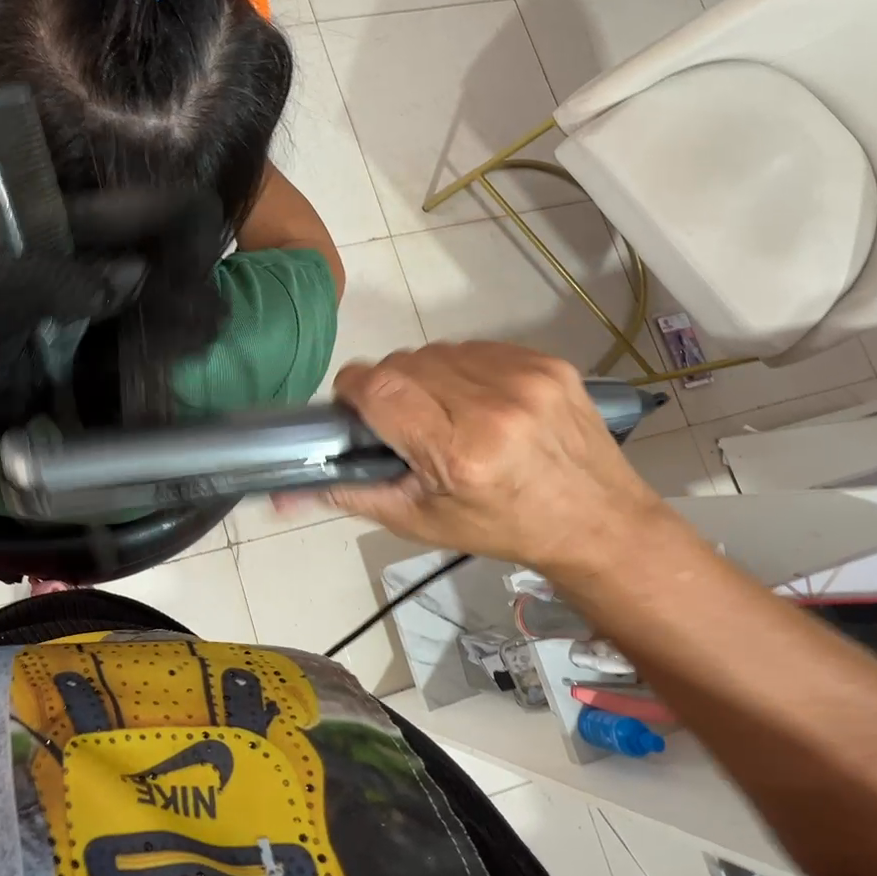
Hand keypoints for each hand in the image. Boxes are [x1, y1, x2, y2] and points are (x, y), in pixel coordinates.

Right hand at [309, 342, 671, 573]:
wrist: (598, 522)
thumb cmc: (499, 527)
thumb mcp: (417, 521)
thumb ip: (346, 494)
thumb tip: (278, 495)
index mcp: (458, 451)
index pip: (378, 388)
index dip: (352, 390)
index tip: (353, 409)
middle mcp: (493, 406)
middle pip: (400, 365)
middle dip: (387, 387)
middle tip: (401, 421)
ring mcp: (525, 379)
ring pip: (433, 352)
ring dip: (422, 375)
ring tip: (441, 411)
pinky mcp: (546, 363)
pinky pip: (472, 348)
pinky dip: (459, 368)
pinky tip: (475, 399)